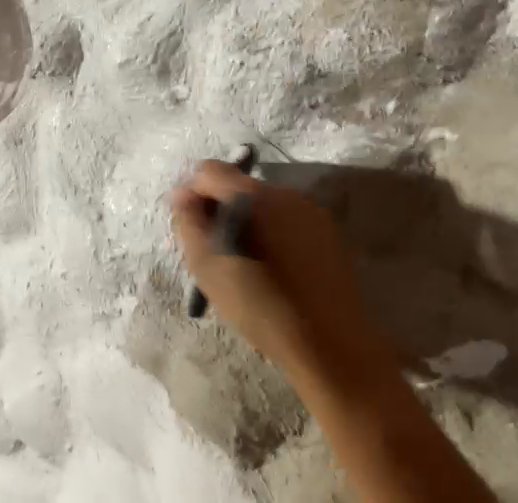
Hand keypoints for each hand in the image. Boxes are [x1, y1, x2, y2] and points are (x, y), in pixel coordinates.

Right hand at [171, 160, 389, 382]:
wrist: (334, 347)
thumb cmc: (262, 308)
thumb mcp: (207, 268)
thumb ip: (188, 222)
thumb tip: (182, 194)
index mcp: (252, 196)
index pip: (209, 170)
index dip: (193, 193)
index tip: (192, 228)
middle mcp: (285, 193)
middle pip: (239, 186)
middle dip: (222, 210)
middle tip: (218, 251)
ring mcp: (312, 212)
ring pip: (266, 205)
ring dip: (250, 222)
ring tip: (249, 264)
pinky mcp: (331, 234)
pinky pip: (289, 221)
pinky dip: (275, 235)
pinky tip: (277, 271)